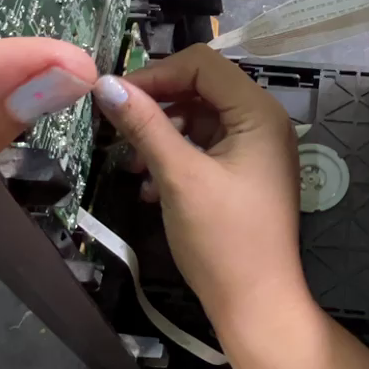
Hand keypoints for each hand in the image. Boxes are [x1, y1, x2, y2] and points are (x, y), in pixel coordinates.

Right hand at [91, 44, 307, 323]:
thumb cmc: (222, 239)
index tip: (115, 98)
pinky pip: (205, 148)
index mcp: (258, 112)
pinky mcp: (245, 174)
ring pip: (199, 120)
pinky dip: (175, 158)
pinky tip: (148, 187)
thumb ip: (145, 126)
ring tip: (130, 165)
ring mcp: (256, 149)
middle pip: (201, 89)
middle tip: (117, 128)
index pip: (203, 64)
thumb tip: (105, 84)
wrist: (256, 305)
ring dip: (162, 135)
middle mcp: (263, 122)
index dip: (157, 73)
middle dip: (157, 105)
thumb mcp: (179, 177)